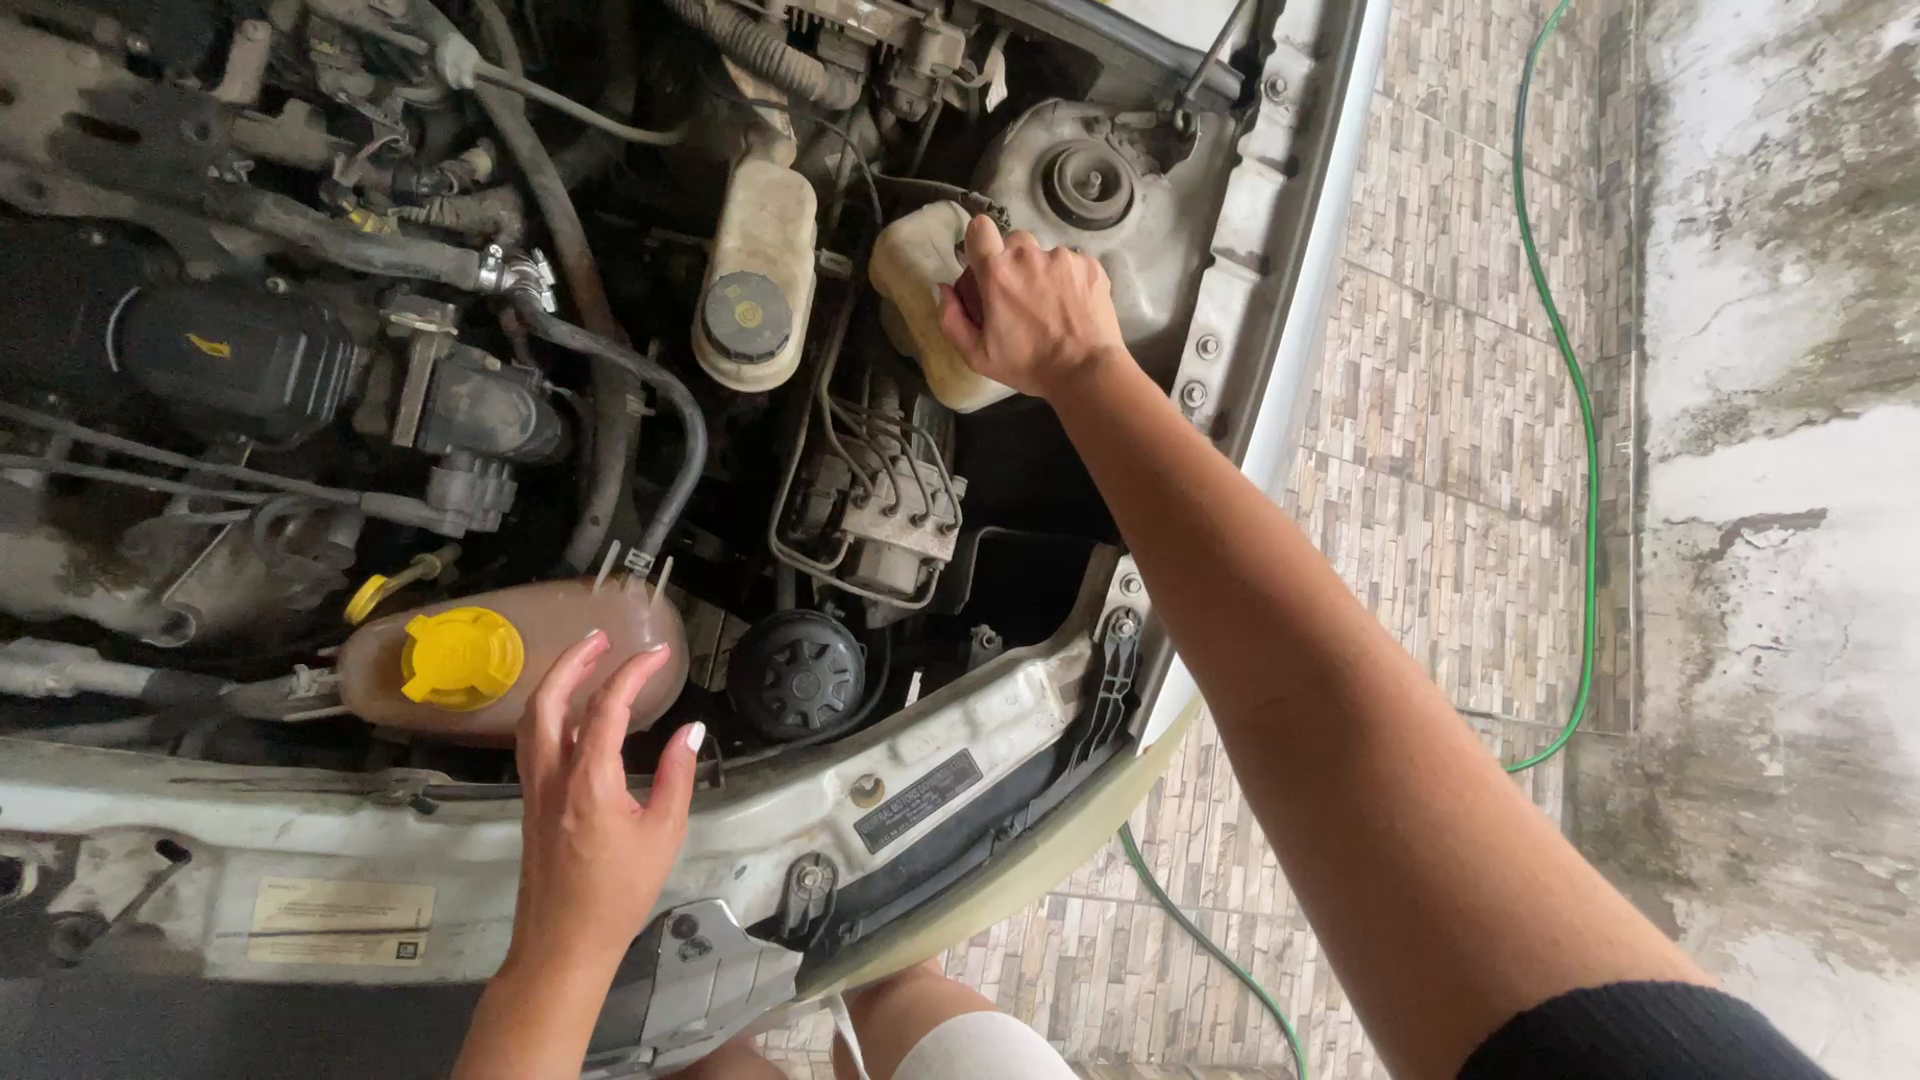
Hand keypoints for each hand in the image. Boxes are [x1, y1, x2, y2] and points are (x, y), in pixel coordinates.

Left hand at [507, 630, 703, 973]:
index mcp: (588, 782)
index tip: (659, 655)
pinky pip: (533, 742)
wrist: (561, 945)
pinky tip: (573, 711)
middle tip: (600, 636)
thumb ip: (677, 775)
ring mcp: (534, 790)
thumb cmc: (619, 893)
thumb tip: (691, 730)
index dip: (632, 674)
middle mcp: (551, 777)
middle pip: (546, 703)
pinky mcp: (532, 803)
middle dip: (572, 662)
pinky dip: (551, 711)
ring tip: (584, 660)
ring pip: (531, 721)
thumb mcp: (664, 833)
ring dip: (555, 683)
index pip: (606, 709)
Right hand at [937, 214, 1128, 400]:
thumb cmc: (1029, 366)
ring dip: (1041, 273)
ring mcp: (1063, 258)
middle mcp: (1029, 256)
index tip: (984, 264)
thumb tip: (944, 290)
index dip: (979, 242)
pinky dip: (1067, 280)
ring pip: (1044, 254)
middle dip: (1011, 262)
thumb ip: (951, 320)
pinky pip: (1071, 264)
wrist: (1086, 371)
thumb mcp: (978, 356)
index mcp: (998, 272)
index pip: (979, 228)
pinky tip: (1070, 307)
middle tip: (1018, 295)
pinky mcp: (1089, 265)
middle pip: (1013, 241)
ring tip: (1049, 306)